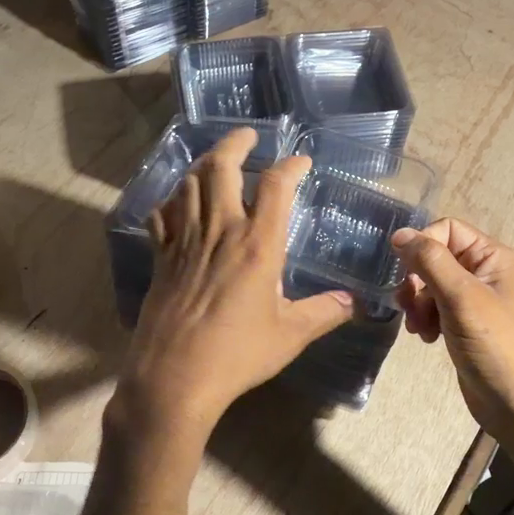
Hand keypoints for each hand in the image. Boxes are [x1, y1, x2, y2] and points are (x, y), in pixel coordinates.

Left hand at [115, 127, 354, 446]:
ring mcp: (185, 241)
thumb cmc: (237, 355)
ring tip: (216, 160)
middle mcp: (220, 231)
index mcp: (257, 244)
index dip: (291, 166)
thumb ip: (323, 313)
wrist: (174, 377)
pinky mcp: (160, 257)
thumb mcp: (289, 335)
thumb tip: (353, 304)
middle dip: (236, 143)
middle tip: (248, 136)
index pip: (275, 186)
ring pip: (189, 183)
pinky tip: (178, 202)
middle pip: (221, 167)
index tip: (301, 162)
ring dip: (203, 163)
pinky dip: (171, 199)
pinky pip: (162, 214)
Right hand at [393, 219, 513, 443]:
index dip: (423, 246)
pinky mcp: (465, 324)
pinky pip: (435, 307)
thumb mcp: (461, 298)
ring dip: (417, 302)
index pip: (447, 229)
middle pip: (436, 257)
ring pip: (431, 283)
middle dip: (417, 280)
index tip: (406, 274)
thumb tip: (400, 234)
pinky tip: (425, 338)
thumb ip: (430, 261)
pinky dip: (425, 319)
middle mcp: (486, 272)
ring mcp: (476, 300)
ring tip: (417, 327)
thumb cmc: (495, 347)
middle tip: (409, 306)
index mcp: (494, 257)